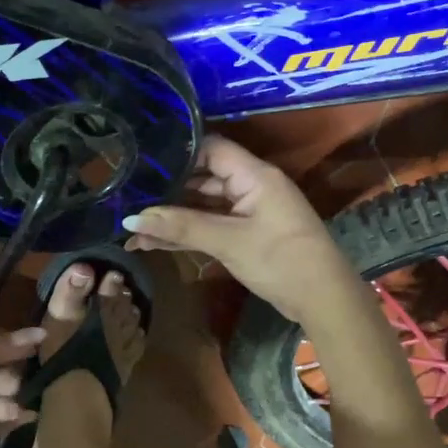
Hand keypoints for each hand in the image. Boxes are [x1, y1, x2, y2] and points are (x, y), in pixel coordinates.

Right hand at [121, 135, 336, 312]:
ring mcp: (247, 211)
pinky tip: (150, 243)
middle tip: (126, 192)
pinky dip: (183, 234)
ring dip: (170, 216)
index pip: (210, 148)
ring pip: (201, 205)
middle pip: (201, 176)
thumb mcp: (228, 242)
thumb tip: (131, 219)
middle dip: (165, 188)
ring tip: (130, 225)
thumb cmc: (282, 260)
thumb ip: (180, 228)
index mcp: (254, 175)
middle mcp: (249, 186)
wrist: (322, 300)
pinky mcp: (244, 234)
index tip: (140, 158)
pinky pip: (208, 226)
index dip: (176, 151)